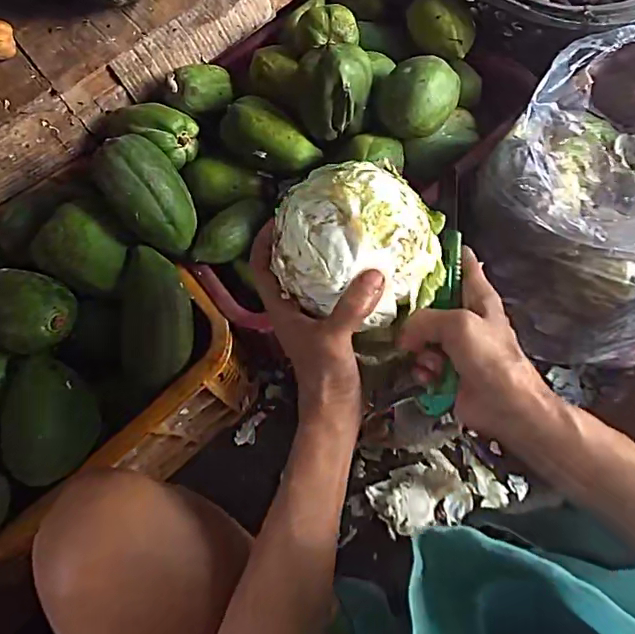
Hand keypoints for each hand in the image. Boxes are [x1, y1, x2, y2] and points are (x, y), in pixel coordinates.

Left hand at [248, 224, 382, 426]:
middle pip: (282, 269)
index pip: (261, 268)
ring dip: (315, 261)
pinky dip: (338, 280)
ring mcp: (309, 319)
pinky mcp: (329, 327)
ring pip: (306, 282)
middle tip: (311, 220)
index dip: (262, 242)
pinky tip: (358, 271)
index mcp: (280, 309)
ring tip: (334, 237)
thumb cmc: (324, 379)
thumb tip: (373, 272)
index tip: (277, 219)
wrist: (335, 414)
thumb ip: (350, 307)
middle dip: (292, 244)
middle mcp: (291, 310)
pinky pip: (329, 295)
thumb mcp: (335, 338)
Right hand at [395, 248, 554, 444]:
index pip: (464, 264)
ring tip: (422, 356)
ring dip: (416, 345)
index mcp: (479, 298)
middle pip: (432, 300)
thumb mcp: (458, 325)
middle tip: (396, 310)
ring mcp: (455, 345)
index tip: (422, 244)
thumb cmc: (492, 359)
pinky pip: (422, 361)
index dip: (446, 251)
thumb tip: (404, 335)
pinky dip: (421, 368)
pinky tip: (427, 375)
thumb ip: (424, 320)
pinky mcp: (446, 370)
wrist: (508, 408)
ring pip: (421, 333)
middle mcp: (466, 317)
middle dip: (413, 306)